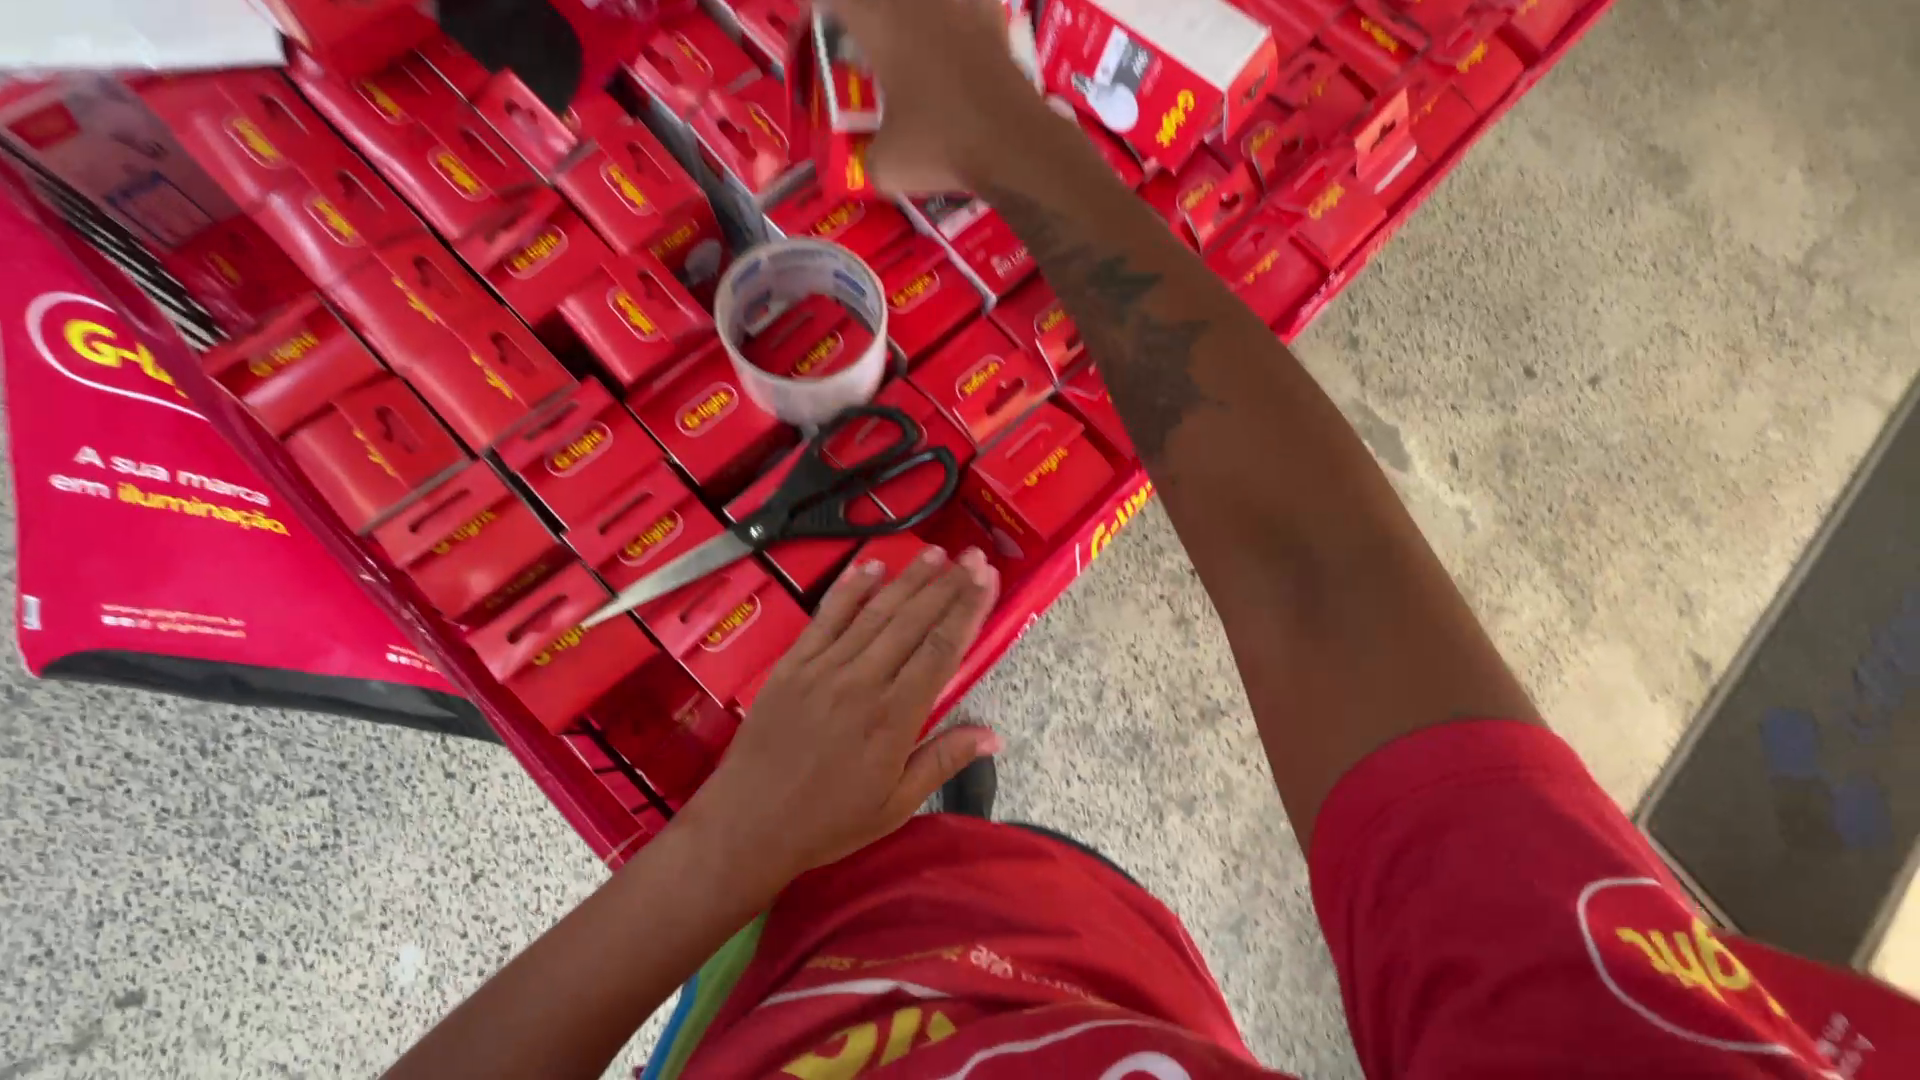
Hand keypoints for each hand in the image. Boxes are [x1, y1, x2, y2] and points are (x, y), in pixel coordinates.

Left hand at [680, 545, 1001, 877]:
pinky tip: (872, 567)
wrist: (749, 823)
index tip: (987, 581)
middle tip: (974, 556)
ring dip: (909, 579)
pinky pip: (826, 617)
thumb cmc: (829, 821)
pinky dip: (851, 590)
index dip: (967, 611)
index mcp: (894, 717)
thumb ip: (943, 760)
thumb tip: (994, 735)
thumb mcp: (896, 805)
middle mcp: (862, 681)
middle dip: (948, 585)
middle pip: (913, 621)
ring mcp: (824, 668)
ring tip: (937, 553)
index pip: (940, 650)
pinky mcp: (792, 664)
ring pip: (875, 612)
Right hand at [822, 0, 1050, 192]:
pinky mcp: (993, 17)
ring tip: (902, 27)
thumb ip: (869, 155)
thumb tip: (873, 161)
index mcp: (880, 25)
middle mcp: (918, 3)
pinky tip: (952, 23)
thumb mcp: (887, 167)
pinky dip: (956, 11)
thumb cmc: (941, 148)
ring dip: (908, 16)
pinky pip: (968, 2)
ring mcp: (959, 3)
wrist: (1014, 145)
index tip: (813, 20)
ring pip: (927, 4)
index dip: (816, 7)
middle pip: (880, 0)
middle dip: (865, 12)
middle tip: (859, 30)